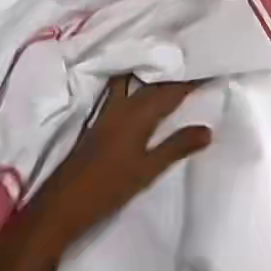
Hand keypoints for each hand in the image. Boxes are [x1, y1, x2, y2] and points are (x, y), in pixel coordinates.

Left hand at [28, 76, 212, 243]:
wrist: (61, 205)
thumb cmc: (108, 187)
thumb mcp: (148, 170)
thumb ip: (177, 147)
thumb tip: (208, 128)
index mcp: (138, 114)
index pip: (170, 90)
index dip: (190, 79)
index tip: (209, 66)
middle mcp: (122, 106)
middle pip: (152, 83)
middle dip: (174, 74)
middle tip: (196, 65)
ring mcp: (107, 113)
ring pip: (133, 83)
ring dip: (150, 74)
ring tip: (167, 67)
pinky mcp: (98, 122)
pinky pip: (121, 90)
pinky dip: (134, 83)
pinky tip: (138, 87)